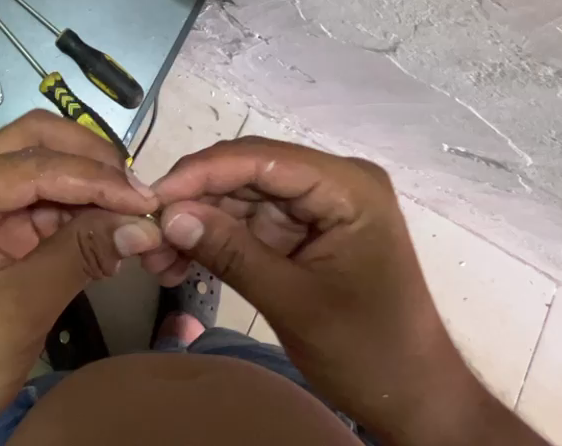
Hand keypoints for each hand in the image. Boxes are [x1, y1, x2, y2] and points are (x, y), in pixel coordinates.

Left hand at [0, 111, 162, 445]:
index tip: (142, 196)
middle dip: (88, 159)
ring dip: (88, 183)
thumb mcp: (25, 304)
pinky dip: (79, 208)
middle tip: (135, 189)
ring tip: (133, 211)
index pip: (30, 163)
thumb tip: (144, 223)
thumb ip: (83, 252)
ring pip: (43, 165)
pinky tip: (111, 228)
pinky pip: (45, 199)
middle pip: (33, 142)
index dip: (90, 175)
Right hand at [144, 137, 545, 445]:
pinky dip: (213, 241)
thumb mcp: (294, 303)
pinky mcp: (301, 229)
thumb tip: (168, 215)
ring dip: (196, 223)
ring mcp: (315, 205)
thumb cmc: (370, 352)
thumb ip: (231, 253)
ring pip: (238, 197)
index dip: (203, 172)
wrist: (416, 402)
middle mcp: (331, 182)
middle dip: (193, 200)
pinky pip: (246, 222)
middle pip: (245, 173)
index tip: (153, 195)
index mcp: (347, 186)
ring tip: (154, 256)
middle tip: (145, 229)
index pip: (262, 160)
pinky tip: (177, 262)